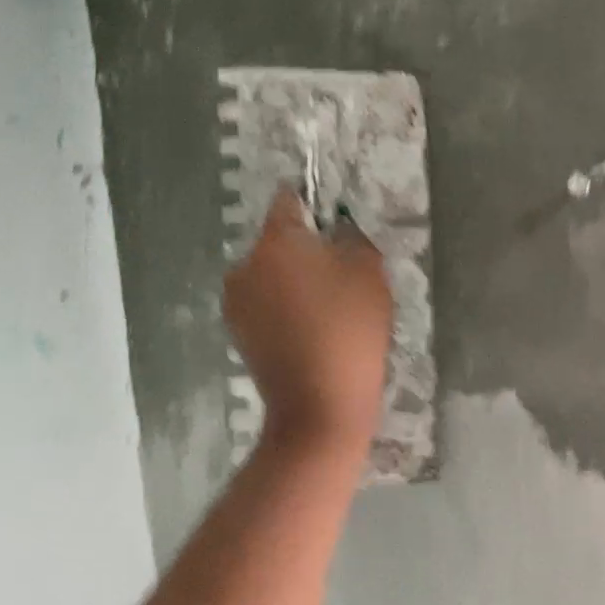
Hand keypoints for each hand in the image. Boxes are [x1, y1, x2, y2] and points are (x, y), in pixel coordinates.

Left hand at [223, 189, 392, 453]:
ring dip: (295, 278)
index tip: (339, 220)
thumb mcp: (368, 268)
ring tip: (330, 305)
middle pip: (279, 239)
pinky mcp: (238, 334)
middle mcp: (244, 265)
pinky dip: (286, 306)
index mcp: (274, 241)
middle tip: (343, 270)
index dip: (316, 202)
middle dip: (307, 246)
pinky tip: (313, 329)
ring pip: (272, 272)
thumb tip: (334, 228)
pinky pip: (266, 302)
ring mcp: (236, 303)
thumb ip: (350, 234)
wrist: (320, 405)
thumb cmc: (349, 327)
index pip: (289, 199)